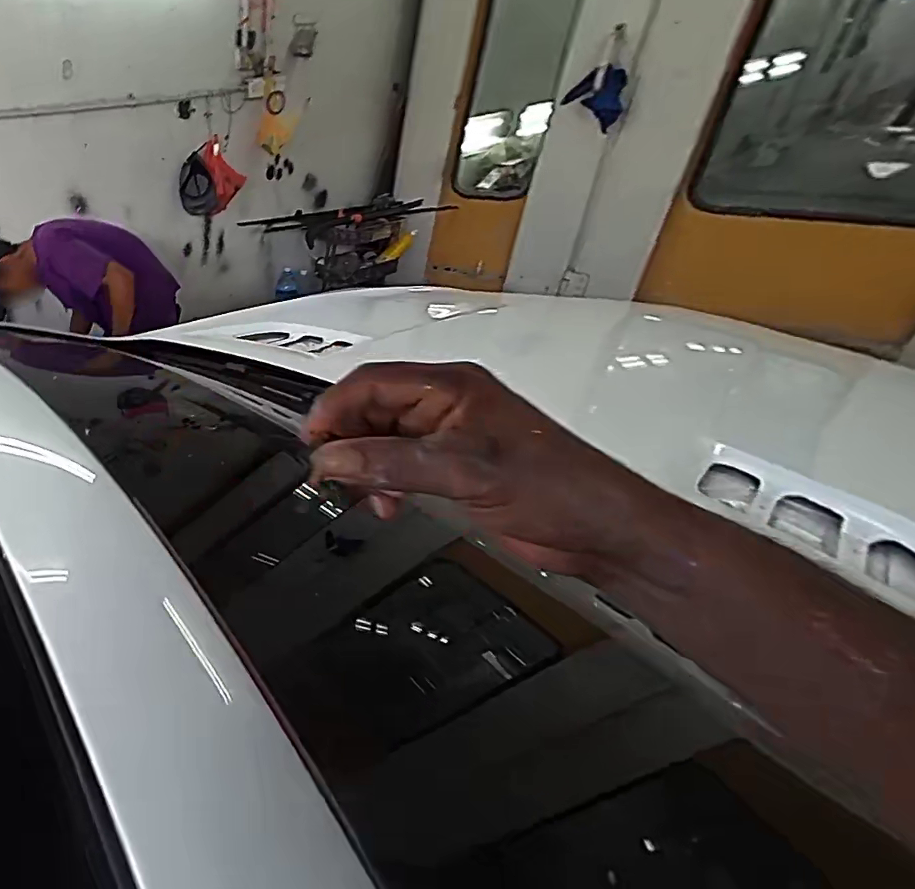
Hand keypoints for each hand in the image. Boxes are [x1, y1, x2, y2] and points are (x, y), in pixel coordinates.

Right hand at [303, 362, 664, 581]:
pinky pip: (398, 464)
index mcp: (450, 386)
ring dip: (364, 466)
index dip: (334, 409)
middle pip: (371, 410)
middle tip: (331, 472)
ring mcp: (448, 436)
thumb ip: (390, 461)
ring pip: (381, 439)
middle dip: (347, 441)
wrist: (601, 530)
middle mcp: (446, 404)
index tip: (313, 440)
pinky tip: (387, 501)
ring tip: (365, 493)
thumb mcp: (463, 471)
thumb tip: (335, 456)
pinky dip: (383, 482)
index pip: (371, 384)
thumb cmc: (560, 486)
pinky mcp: (452, 465)